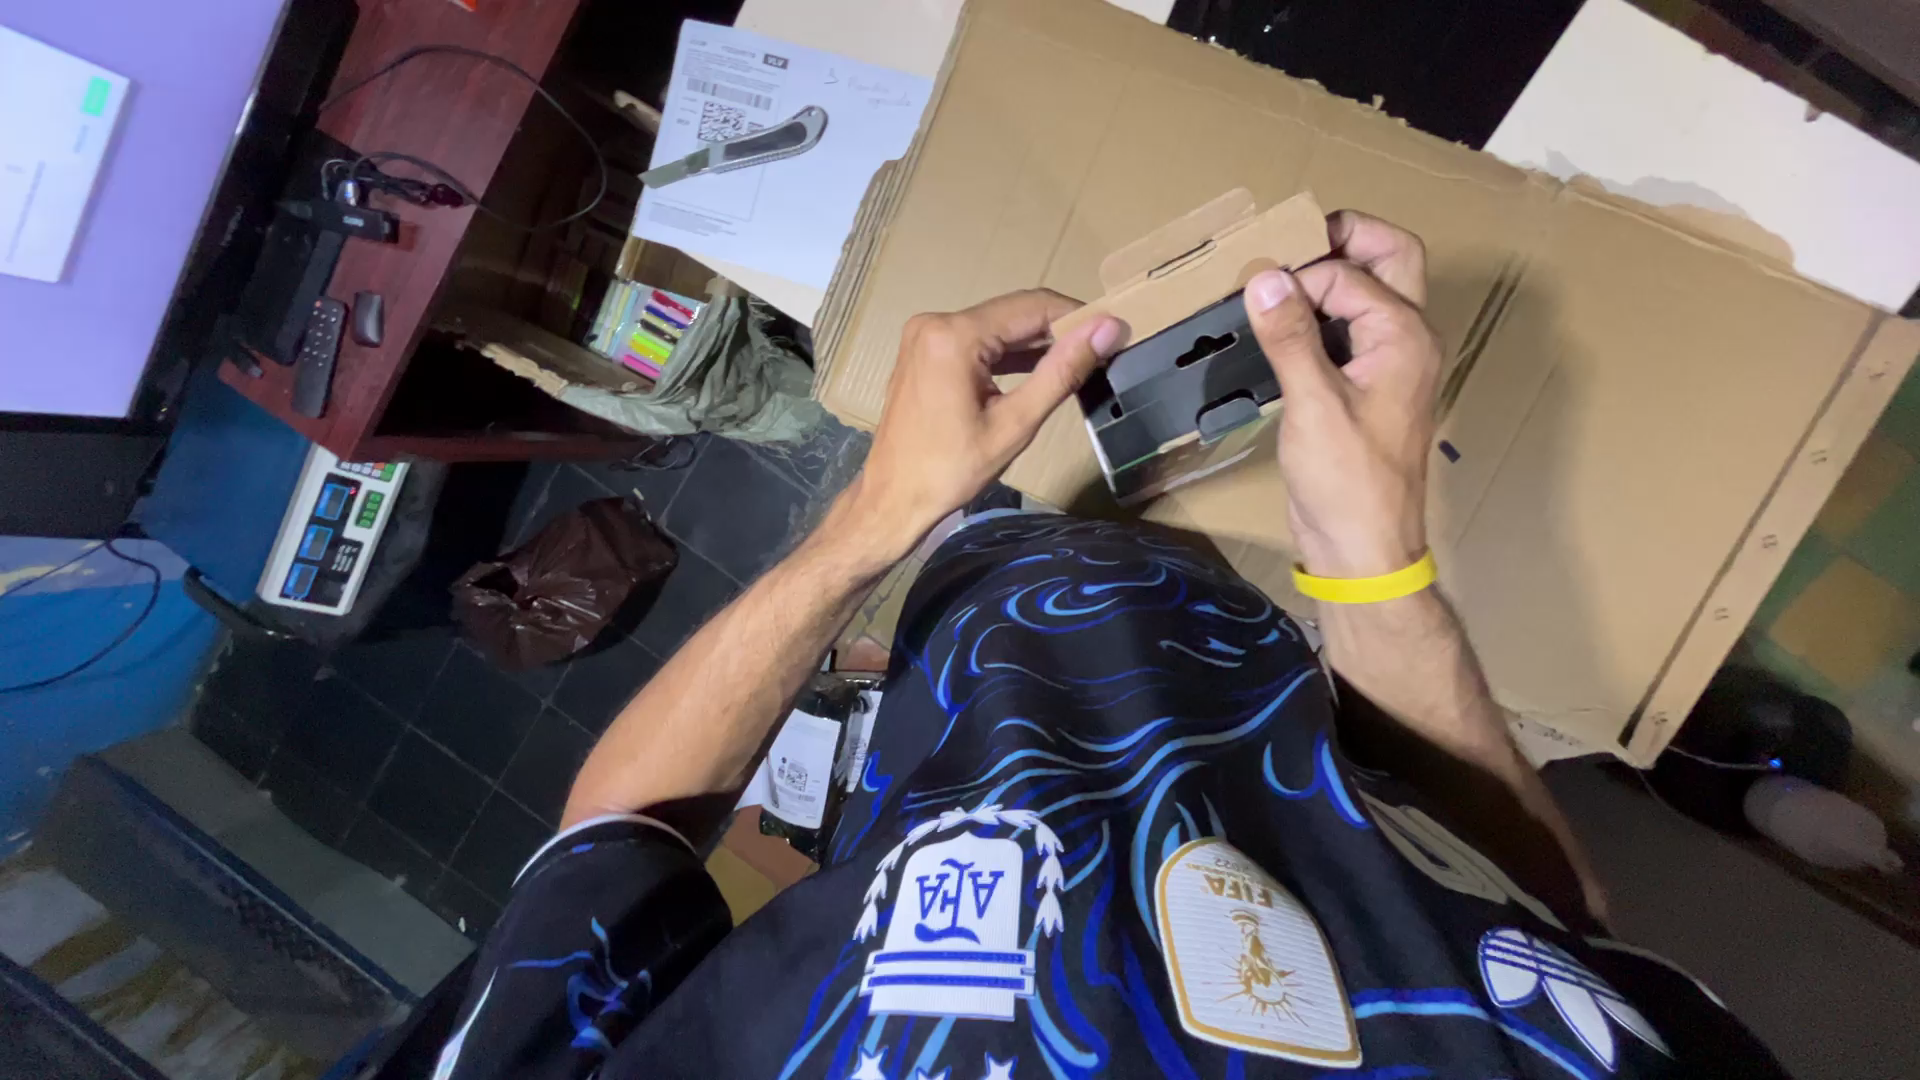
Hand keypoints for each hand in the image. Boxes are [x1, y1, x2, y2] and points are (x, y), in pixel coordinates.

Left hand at [848, 289, 1125, 558]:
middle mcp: (934, 323)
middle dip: (1057, 330)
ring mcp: (924, 336)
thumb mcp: (1015, 424)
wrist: (892, 498)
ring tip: (1077, 362)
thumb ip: (1062, 371)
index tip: (1115, 333)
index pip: (1032, 306)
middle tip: (1102, 350)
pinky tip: (1037, 370)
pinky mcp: (922, 352)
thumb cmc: (951, 471)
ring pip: (995, 327)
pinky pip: (974, 342)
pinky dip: (1005, 355)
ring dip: (1033, 344)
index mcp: (954, 335)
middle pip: (1012, 313)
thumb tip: (1108, 328)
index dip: (1078, 317)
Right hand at [1243, 211, 1440, 577]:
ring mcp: (1387, 365)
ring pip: (1373, 294)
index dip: (1301, 276)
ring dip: (1335, 275)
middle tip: (1292, 238)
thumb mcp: (1313, 404)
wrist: (1361, 543)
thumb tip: (1265, 277)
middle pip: (1391, 261)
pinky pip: (1350, 331)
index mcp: (1404, 336)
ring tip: (1281, 275)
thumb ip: (1290, 337)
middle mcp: (1405, 340)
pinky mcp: (1363, 389)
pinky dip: (1322, 315)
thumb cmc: (1347, 478)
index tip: (1254, 290)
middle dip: (1346, 239)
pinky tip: (1283, 327)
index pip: (1349, 277)